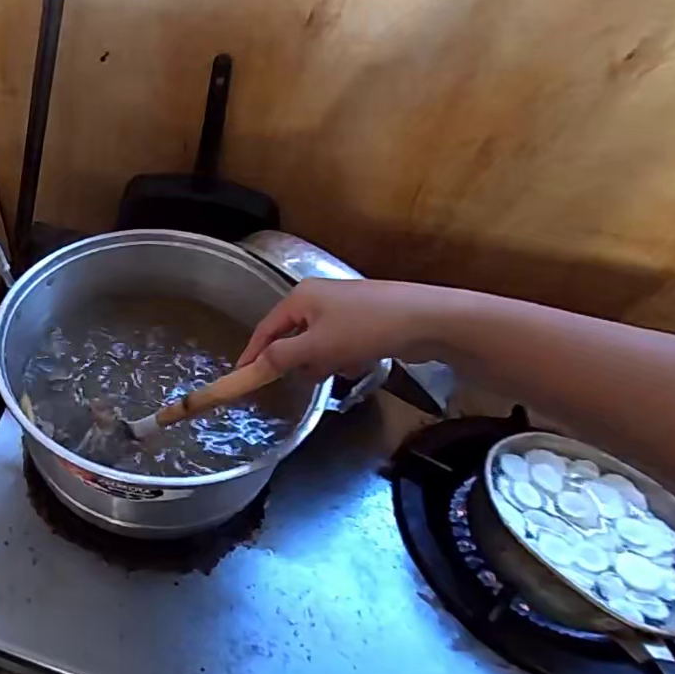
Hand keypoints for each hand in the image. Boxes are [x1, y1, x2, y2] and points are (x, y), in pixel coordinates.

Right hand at [238, 279, 443, 377]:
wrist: (431, 319)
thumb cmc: (367, 329)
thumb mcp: (317, 347)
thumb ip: (280, 357)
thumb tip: (253, 368)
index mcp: (300, 297)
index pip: (265, 329)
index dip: (252, 354)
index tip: (242, 376)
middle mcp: (318, 297)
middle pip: (292, 337)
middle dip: (300, 360)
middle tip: (308, 375)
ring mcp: (343, 307)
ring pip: (317, 344)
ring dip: (325, 360)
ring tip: (342, 367)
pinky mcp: (365, 318)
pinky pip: (339, 343)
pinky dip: (345, 356)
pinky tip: (361, 361)